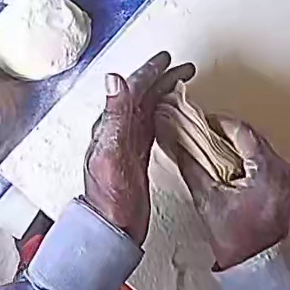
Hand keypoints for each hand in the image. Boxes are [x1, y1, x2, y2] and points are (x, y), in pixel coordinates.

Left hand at [84, 51, 193, 244]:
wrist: (112, 228)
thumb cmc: (109, 197)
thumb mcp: (111, 153)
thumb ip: (114, 116)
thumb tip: (113, 79)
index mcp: (109, 125)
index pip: (131, 90)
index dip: (148, 72)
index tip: (165, 60)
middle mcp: (117, 131)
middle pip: (142, 95)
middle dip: (161, 78)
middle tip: (181, 67)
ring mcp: (128, 143)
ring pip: (148, 108)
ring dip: (164, 93)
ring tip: (181, 82)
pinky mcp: (137, 156)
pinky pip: (152, 126)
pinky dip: (164, 114)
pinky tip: (172, 113)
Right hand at [170, 117, 289, 268]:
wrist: (257, 267)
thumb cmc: (237, 240)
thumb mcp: (207, 198)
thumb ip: (190, 164)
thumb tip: (177, 142)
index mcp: (269, 170)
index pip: (242, 130)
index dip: (218, 123)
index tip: (202, 123)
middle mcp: (284, 170)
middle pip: (251, 137)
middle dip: (225, 134)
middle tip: (203, 135)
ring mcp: (289, 177)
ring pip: (257, 146)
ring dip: (235, 146)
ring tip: (213, 150)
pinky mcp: (287, 183)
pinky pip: (264, 159)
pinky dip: (245, 157)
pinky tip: (229, 165)